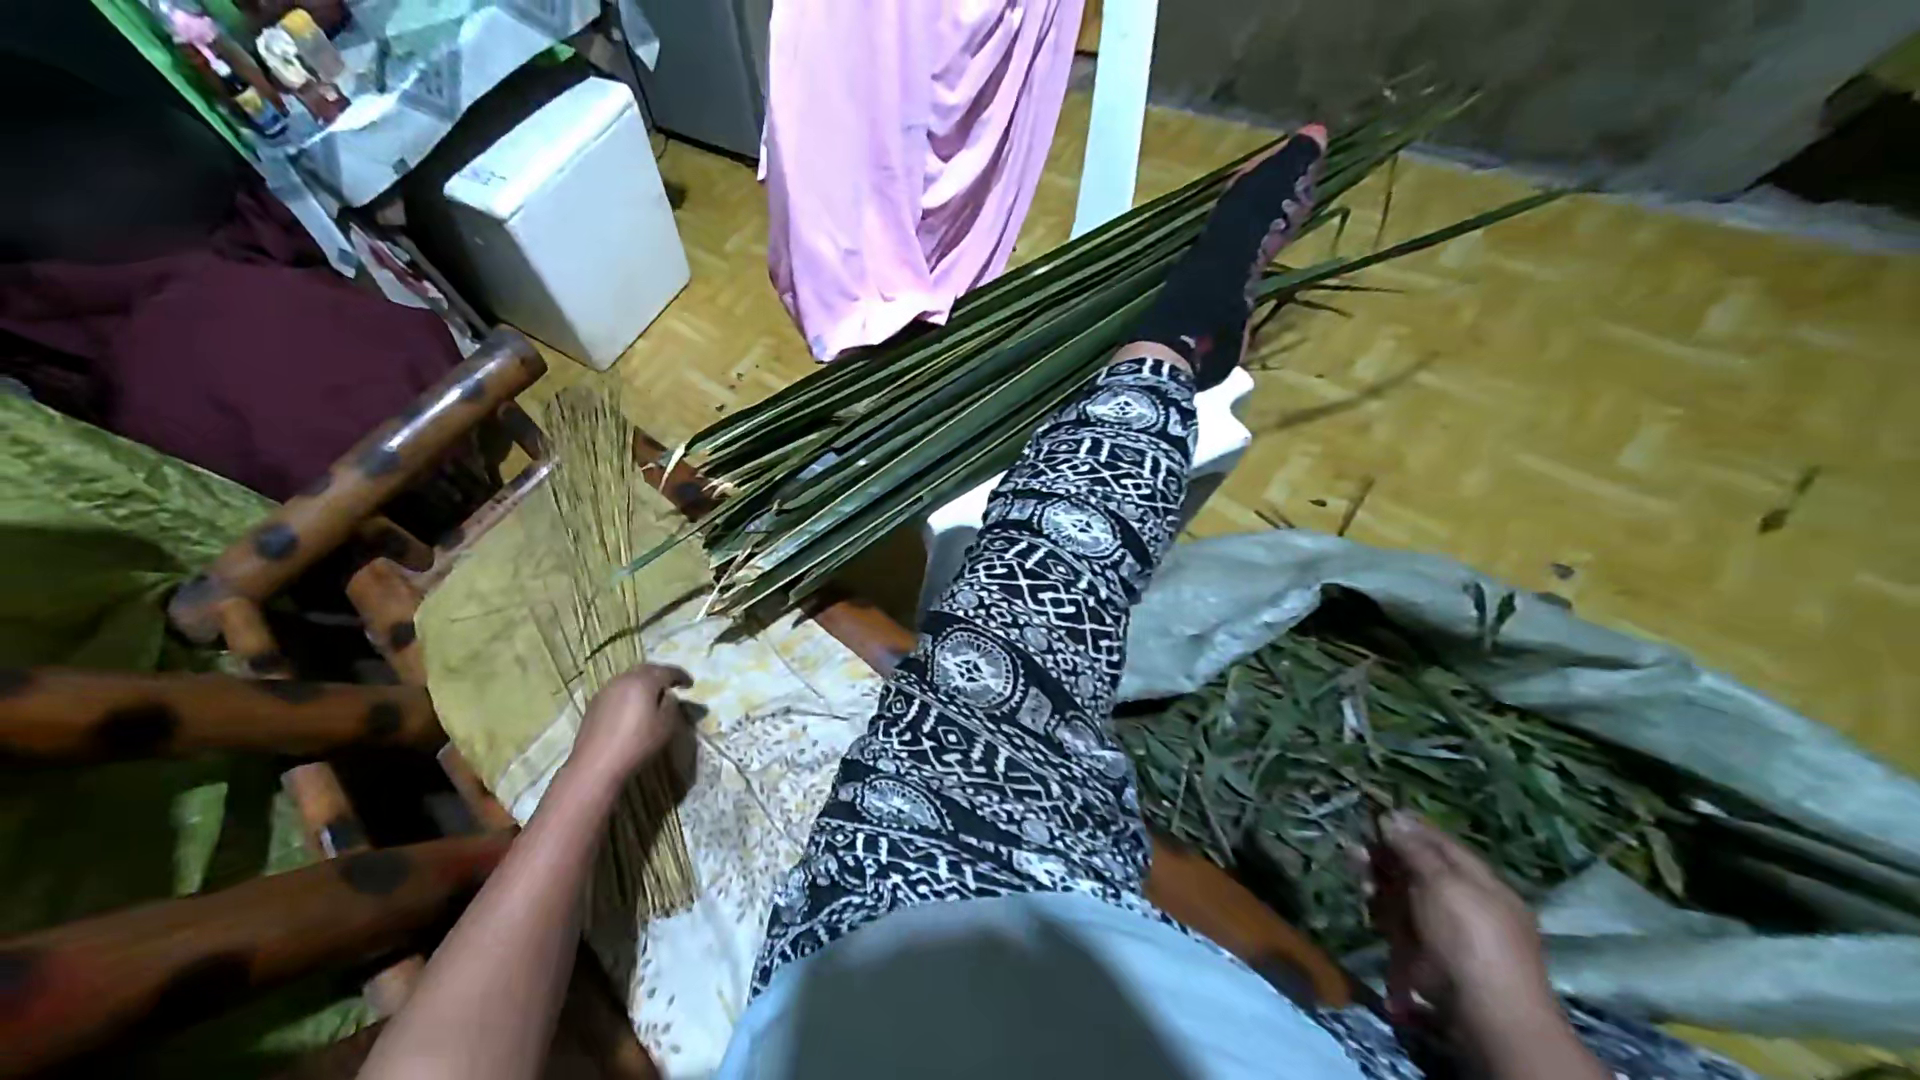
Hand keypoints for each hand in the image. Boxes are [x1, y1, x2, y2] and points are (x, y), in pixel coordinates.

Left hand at [568, 663, 692, 786]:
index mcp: (643, 681)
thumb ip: (672, 704)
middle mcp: (623, 679)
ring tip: (653, 696)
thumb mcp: (667, 724)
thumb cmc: (637, 743)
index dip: (681, 676)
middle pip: (646, 670)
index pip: (667, 671)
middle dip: (661, 675)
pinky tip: (633, 707)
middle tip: (673, 685)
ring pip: (630, 678)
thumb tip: (669, 695)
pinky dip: (630, 693)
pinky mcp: (595, 703)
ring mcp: (606, 690)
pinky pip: (618, 690)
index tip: (691, 685)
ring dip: (644, 683)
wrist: (596, 765)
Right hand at [1366, 813, 1555, 1035]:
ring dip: (1377, 877)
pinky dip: (1379, 906)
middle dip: (1387, 854)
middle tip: (1358, 846)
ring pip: (1402, 891)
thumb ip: (1415, 849)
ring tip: (1356, 867)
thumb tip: (1392, 816)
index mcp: (1480, 882)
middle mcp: (1461, 900)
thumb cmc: (1469, 935)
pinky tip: (1366, 897)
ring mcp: (1441, 926)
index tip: (1378, 814)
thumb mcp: (1444, 882)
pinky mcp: (1421, 948)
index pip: (1442, 844)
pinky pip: (1396, 918)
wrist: (1479, 1007)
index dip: (1411, 827)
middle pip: (1417, 867)